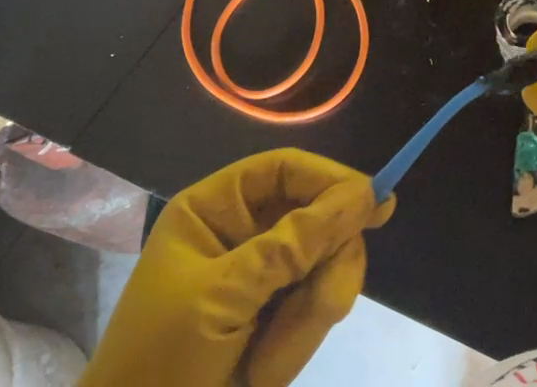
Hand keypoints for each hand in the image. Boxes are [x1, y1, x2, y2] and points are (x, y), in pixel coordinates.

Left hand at [79, 149, 393, 386]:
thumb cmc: (159, 363)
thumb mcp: (224, 298)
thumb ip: (294, 244)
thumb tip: (366, 193)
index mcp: (214, 210)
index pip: (287, 169)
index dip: (332, 180)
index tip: (377, 205)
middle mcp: (243, 233)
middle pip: (319, 218)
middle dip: (324, 267)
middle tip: (327, 307)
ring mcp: (262, 275)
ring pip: (326, 265)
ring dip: (309, 314)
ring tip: (267, 362)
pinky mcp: (276, 314)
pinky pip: (317, 304)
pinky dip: (301, 338)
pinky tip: (265, 369)